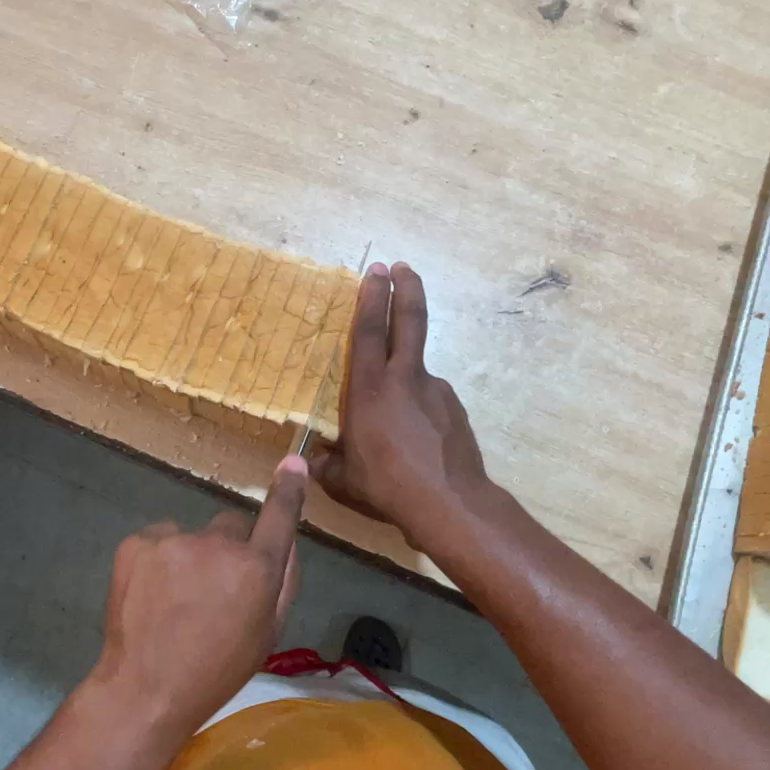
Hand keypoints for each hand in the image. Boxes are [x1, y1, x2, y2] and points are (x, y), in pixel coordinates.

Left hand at [86, 455, 308, 740]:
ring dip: (189, 557)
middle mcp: (218, 544)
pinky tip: (150, 596)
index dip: (288, 489)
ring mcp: (173, 540)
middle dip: (228, 549)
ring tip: (174, 601)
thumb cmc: (217, 670)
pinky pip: (158, 541)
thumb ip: (283, 581)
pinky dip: (157, 562)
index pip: (279, 516)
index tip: (294, 464)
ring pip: (191, 536)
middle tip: (212, 591)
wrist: (145, 688)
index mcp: (257, 569)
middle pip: (231, 527)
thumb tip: (287, 540)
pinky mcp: (136, 543)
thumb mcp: (268, 634)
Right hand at [311, 262, 492, 553]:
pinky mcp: (454, 409)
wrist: (448, 503)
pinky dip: (419, 410)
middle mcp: (405, 379)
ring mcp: (436, 391)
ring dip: (405, 378)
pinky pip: (430, 401)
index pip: (370, 330)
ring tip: (394, 422)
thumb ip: (326, 463)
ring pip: (417, 371)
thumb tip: (315, 459)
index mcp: (370, 389)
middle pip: (410, 320)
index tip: (376, 270)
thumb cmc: (386, 486)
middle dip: (406, 288)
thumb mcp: (342, 479)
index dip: (372, 296)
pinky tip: (415, 440)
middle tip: (402, 266)